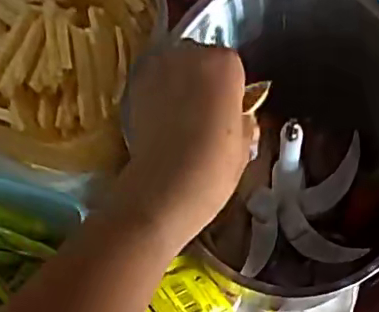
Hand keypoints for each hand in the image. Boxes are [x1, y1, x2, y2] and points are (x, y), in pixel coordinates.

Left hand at [117, 42, 255, 243]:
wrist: (164, 190)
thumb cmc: (211, 171)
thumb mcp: (242, 150)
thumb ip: (243, 123)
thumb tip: (240, 118)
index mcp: (227, 65)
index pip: (233, 69)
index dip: (230, 94)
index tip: (226, 117)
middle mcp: (192, 53)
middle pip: (201, 62)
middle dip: (203, 85)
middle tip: (202, 120)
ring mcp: (160, 67)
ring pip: (175, 70)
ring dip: (178, 88)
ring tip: (179, 123)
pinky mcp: (135, 86)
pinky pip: (153, 85)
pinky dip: (157, 98)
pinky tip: (160, 125)